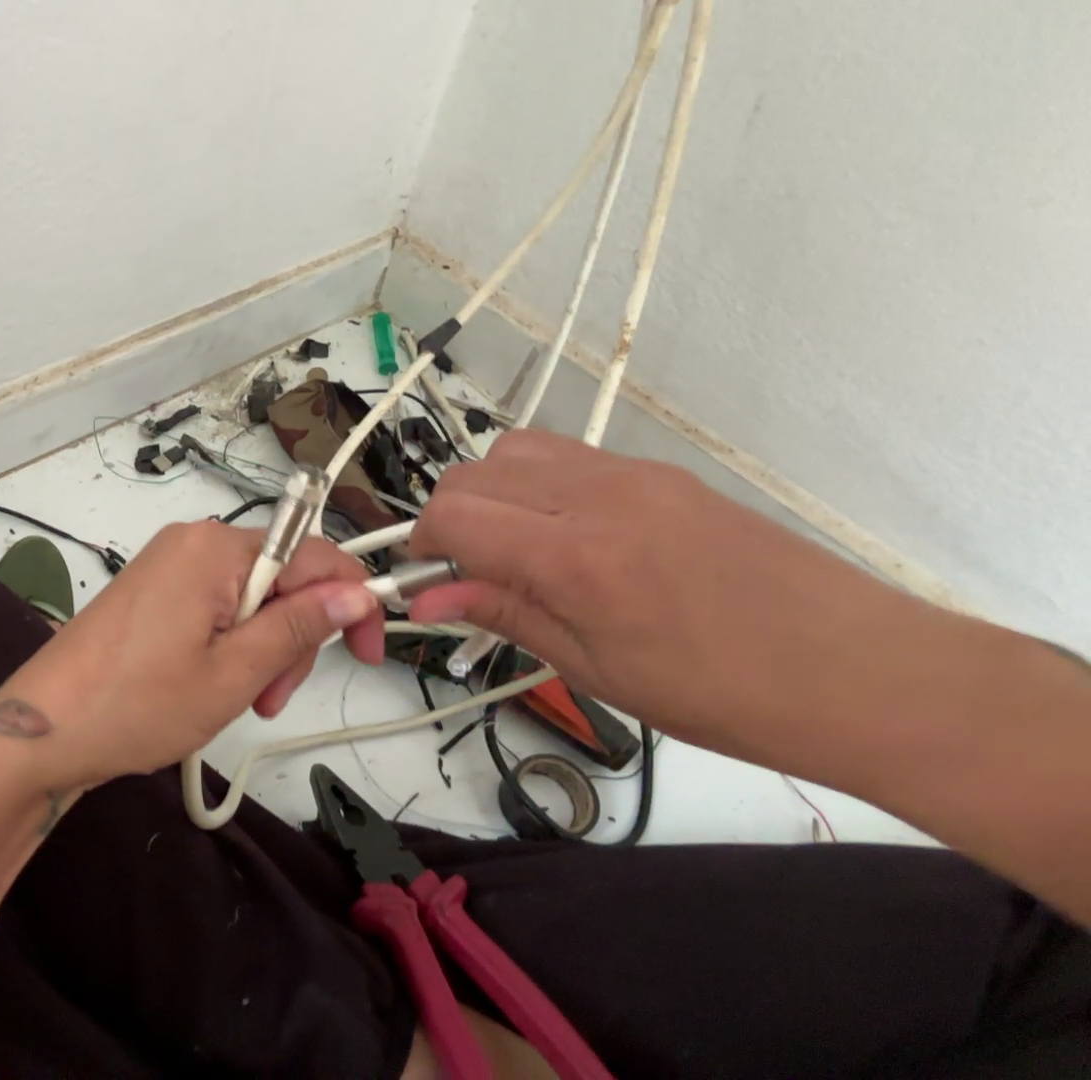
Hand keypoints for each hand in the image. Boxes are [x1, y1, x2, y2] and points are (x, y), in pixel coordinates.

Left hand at [0, 521, 384, 788]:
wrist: (43, 729)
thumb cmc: (138, 704)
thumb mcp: (234, 672)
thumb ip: (300, 625)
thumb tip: (359, 591)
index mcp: (214, 549)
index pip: (313, 554)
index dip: (351, 602)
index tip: (369, 655)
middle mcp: (191, 542)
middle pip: (280, 576)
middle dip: (293, 636)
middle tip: (270, 699)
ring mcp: (167, 565)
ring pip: (249, 597)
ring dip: (262, 649)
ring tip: (240, 702)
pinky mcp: (151, 591)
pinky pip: (214, 606)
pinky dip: (229, 645)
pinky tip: (213, 686)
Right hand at [403, 429, 978, 760]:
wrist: (860, 671)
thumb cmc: (721, 692)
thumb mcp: (592, 666)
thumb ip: (502, 614)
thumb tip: (425, 601)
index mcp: (574, 555)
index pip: (453, 515)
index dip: (422, 548)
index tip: (428, 583)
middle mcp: (598, 494)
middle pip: (473, 473)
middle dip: (449, 519)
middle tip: (466, 575)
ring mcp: (635, 474)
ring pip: (516, 451)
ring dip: (490, 495)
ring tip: (512, 552)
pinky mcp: (663, 474)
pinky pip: (569, 457)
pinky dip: (537, 487)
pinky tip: (563, 539)